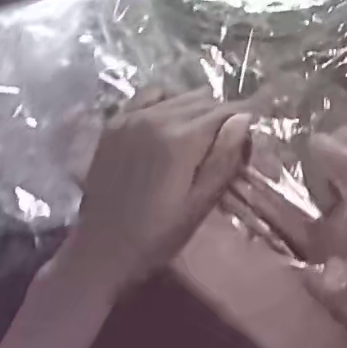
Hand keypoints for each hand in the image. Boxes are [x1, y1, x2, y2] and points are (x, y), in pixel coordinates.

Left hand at [50, 88, 252, 294]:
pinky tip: (169, 121)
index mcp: (182, 139)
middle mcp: (159, 117)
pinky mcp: (116, 122)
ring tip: (198, 136)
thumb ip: (224, 158)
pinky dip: (167, 101)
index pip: (226, 111)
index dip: (242, 121)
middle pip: (205, 101)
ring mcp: (134, 117)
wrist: (99, 253)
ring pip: (182, 96)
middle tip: (224, 144)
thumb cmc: (156, 236)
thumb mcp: (200, 204)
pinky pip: (151, 94)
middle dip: (221, 117)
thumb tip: (244, 117)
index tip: (247, 138)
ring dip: (197, 110)